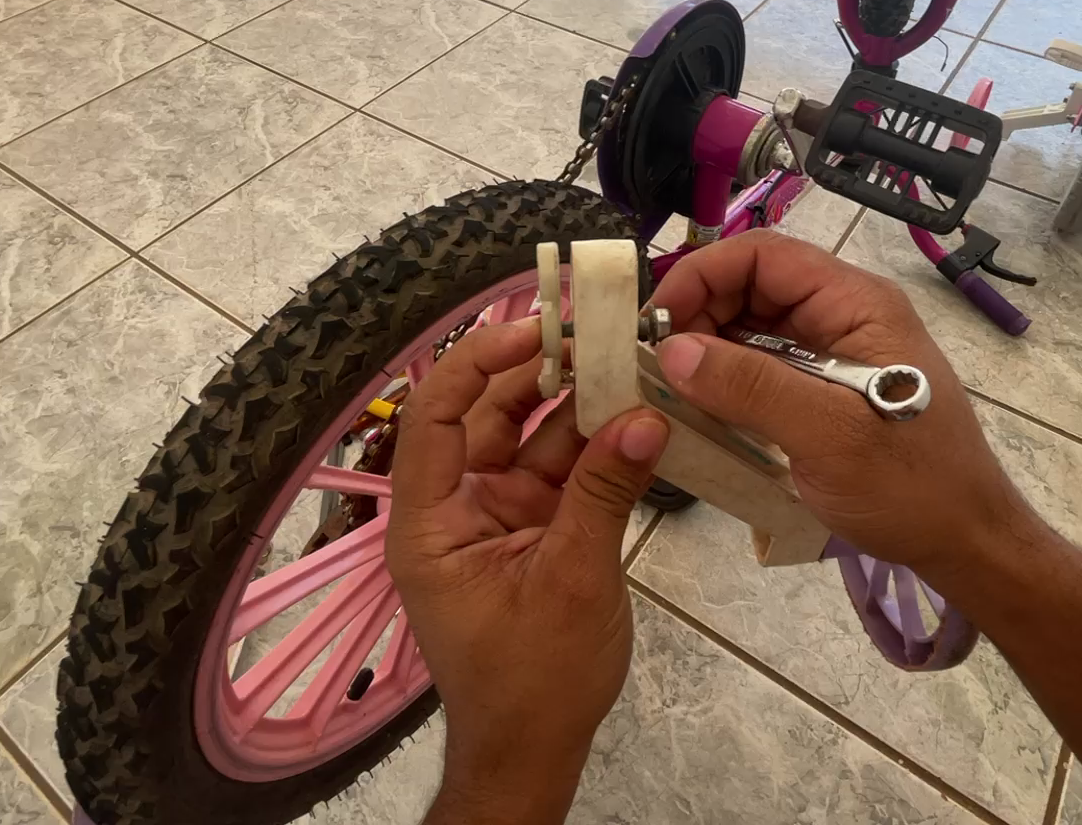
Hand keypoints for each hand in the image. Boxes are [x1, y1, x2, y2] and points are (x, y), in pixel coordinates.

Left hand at [386, 319, 668, 821]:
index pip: (434, 417)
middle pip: (491, 416)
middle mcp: (460, 503)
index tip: (535, 330)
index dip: (477, 364)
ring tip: (627, 364)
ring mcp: (503, 510)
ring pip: (536, 436)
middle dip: (541, 373)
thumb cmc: (533, 679)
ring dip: (579, 404)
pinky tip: (635, 413)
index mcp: (432, 519)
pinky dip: (599, 443)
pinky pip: (566, 468)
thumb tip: (649, 416)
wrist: (539, 750)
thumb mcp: (572, 579)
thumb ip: (605, 492)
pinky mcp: (540, 523)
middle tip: (598, 335)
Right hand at [647, 230, 1034, 575]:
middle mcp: (840, 314)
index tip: (657, 321)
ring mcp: (830, 350)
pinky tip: (701, 405)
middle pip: (752, 285)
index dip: (703, 274)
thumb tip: (671, 350)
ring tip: (672, 386)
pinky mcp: (820, 385)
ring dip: (707, 348)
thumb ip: (751, 386)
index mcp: (854, 302)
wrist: (963, 540)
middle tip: (660, 363)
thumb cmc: (911, 486)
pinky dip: (725, 378)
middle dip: (699, 313)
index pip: (764, 255)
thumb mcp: (828, 434)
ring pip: (750, 325)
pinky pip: (759, 364)